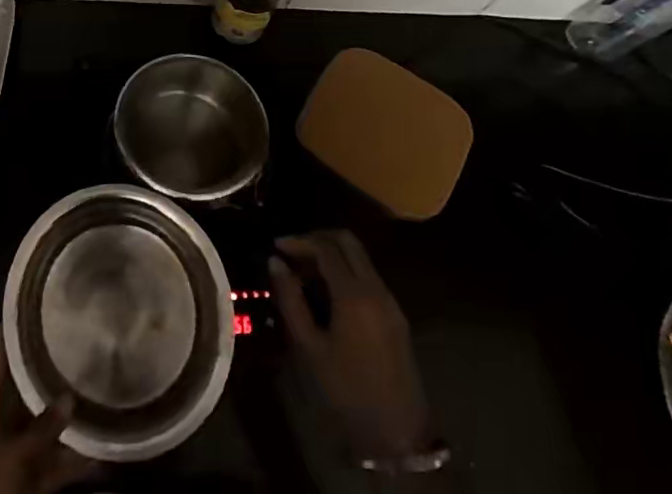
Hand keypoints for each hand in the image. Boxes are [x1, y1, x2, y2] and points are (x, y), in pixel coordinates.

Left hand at [0, 330, 97, 493]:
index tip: (25, 306)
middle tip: (73, 339)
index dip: (8, 335)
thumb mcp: (10, 458)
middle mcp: (1, 426)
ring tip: (96, 387)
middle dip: (46, 369)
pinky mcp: (31, 482)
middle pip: (24, 391)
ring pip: (45, 427)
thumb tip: (70, 396)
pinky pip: (57, 464)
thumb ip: (40, 429)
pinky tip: (103, 448)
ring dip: (68, 416)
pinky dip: (77, 458)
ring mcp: (17, 455)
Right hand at [269, 230, 431, 460]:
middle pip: (349, 242)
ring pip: (360, 258)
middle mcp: (377, 290)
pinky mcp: (395, 315)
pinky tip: (323, 289)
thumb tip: (275, 262)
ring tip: (301, 270)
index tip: (275, 246)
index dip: (298, 241)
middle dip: (317, 238)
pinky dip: (344, 270)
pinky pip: (367, 276)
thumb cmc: (345, 388)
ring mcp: (390, 302)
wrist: (396, 432)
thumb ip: (290, 298)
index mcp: (355, 295)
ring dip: (331, 254)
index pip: (326, 248)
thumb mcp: (308, 344)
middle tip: (290, 251)